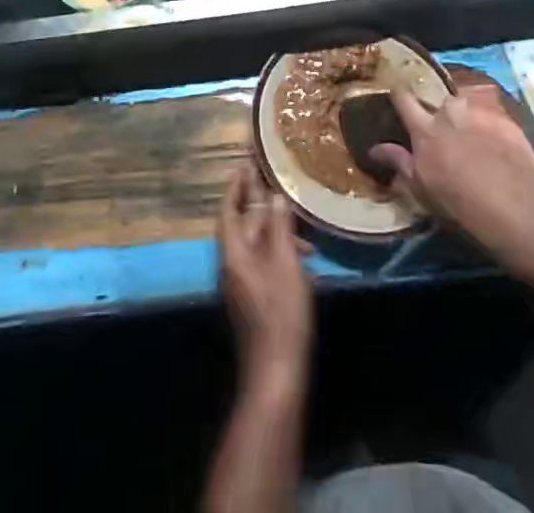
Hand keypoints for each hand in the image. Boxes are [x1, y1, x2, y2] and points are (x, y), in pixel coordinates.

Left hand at [217, 166, 312, 380]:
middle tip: (277, 183)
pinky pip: (263, 261)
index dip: (237, 186)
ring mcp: (242, 282)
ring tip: (303, 226)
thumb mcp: (286, 263)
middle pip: (242, 224)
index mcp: (233, 252)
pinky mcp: (254, 296)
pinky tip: (305, 258)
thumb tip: (275, 196)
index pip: (229, 209)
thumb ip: (279, 227)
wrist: (277, 369)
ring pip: (256, 244)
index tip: (247, 164)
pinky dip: (280, 252)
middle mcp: (231, 263)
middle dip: (259, 203)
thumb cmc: (281, 313)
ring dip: (275, 230)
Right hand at [367, 84, 533, 275]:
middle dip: (437, 110)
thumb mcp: (422, 189)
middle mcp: (452, 113)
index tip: (395, 100)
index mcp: (425, 129)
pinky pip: (492, 115)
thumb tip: (376, 148)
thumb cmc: (461, 205)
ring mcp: (483, 114)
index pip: (403, 97)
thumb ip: (399, 163)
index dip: (398, 96)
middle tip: (439, 129)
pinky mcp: (510, 122)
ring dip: (464, 115)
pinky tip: (494, 144)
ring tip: (468, 134)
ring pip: (467, 105)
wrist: (521, 211)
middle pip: (438, 100)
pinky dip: (488, 124)